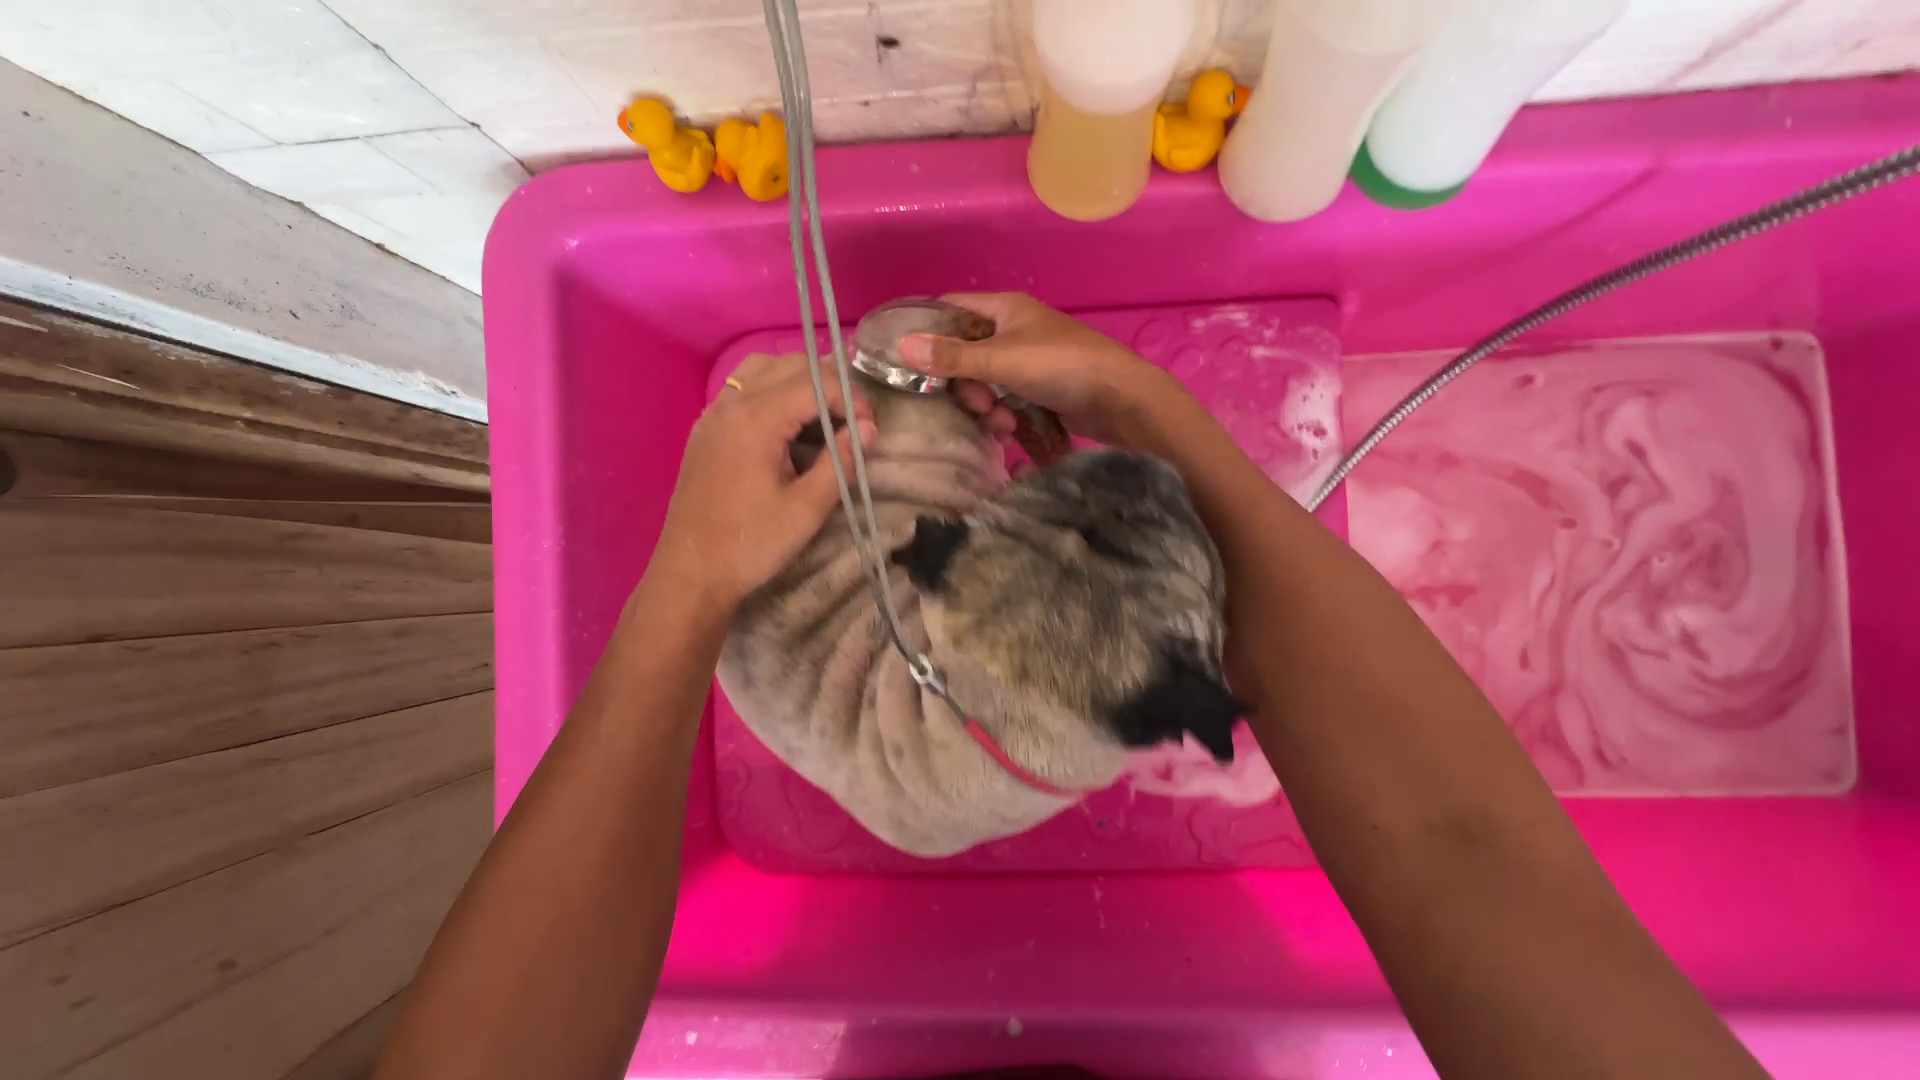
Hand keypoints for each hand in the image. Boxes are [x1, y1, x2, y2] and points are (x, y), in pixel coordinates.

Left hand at [649, 353, 875, 616]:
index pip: (816, 381)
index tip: (870, 431)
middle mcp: (731, 404)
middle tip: (854, 422)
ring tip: (824, 417)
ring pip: (764, 369)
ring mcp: (714, 414)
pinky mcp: (707, 430)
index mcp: (756, 419)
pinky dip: (774, 392)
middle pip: (791, 365)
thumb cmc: (751, 544)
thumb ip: (841, 461)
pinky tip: (789, 428)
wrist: (691, 573)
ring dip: (800, 382)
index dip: (851, 399)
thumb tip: (868, 428)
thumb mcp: (807, 509)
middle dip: (830, 384)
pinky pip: (744, 389)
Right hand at [896, 292, 1191, 447]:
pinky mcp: (1040, 390)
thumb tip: (901, 347)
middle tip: (975, 402)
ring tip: (1003, 421)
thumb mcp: (1001, 360)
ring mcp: (1028, 361)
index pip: (951, 307)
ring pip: (986, 382)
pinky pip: (1007, 399)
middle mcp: (1014, 329)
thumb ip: (952, 357)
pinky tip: (1014, 429)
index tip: (907, 358)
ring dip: (986, 405)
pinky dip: (1005, 414)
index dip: (927, 328)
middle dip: (964, 382)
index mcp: (1005, 308)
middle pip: (965, 353)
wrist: (1119, 398)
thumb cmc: (1061, 366)